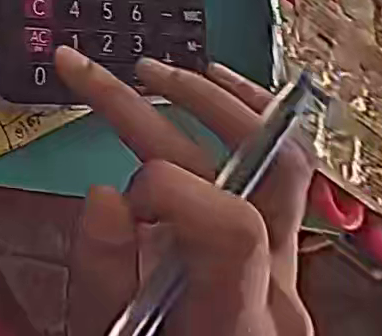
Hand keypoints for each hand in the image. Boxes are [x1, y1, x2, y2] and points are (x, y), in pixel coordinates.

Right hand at [57, 47, 314, 335]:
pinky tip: (213, 86)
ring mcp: (290, 264)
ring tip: (156, 70)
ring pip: (282, 155)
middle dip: (166, 106)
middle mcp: (280, 287)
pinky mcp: (278, 247)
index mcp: (237, 320)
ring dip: (214, 98)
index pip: (230, 224)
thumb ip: (107, 278)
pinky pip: (279, 167)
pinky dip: (244, 115)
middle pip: (252, 167)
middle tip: (91, 72)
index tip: (121, 195)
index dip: (168, 187)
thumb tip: (103, 194)